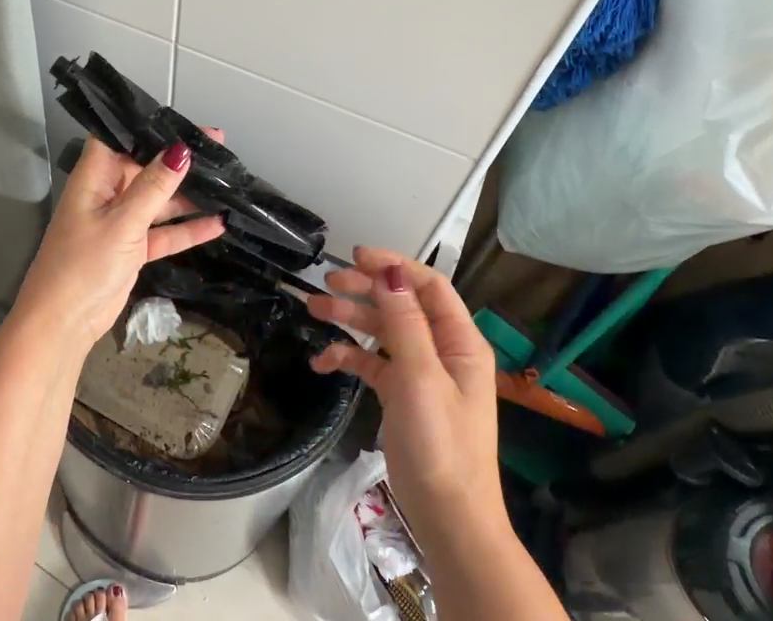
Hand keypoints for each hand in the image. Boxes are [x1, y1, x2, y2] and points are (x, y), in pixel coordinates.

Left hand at [10, 135, 224, 345]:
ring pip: (157, 200)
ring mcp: (120, 223)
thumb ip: (153, 187)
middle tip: (218, 147)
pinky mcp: (131, 250)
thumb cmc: (83, 265)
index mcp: (93, 178)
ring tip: (226, 181)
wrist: (63, 322)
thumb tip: (180, 150)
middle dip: (177, 159)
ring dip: (186, 194)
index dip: (146, 126)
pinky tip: (217, 223)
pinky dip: (186, 229)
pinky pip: (162, 232)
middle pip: (144, 167)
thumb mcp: (122, 222)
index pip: (118, 139)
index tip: (183, 120)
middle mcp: (106, 195)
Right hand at [306, 248, 505, 548]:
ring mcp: (421, 373)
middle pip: (400, 305)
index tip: (354, 256)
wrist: (448, 516)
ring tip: (313, 311)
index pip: (428, 287)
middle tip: (326, 283)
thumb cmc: (441, 445)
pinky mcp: (402, 395)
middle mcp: (442, 351)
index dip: (393, 266)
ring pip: (382, 331)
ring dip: (349, 320)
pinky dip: (347, 357)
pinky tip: (322, 362)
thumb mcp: (420, 378)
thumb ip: (404, 323)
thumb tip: (389, 272)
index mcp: (459, 343)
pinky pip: (372, 363)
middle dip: (364, 290)